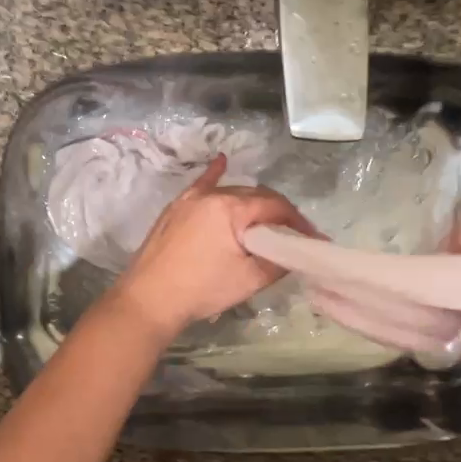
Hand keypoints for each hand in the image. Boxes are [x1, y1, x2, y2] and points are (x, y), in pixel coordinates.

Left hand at [109, 156, 315, 343]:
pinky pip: (199, 186)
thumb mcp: (248, 279)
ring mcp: (189, 200)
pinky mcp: (174, 210)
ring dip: (251, 203)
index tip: (311, 238)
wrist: (149, 300)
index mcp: (231, 208)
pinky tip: (221, 161)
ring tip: (266, 221)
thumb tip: (295, 254)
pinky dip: (214, 175)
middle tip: (291, 234)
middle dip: (277, 213)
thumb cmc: (201, 290)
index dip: (298, 221)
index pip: (275, 205)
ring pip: (229, 193)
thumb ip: (278, 262)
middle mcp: (210, 196)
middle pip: (254, 196)